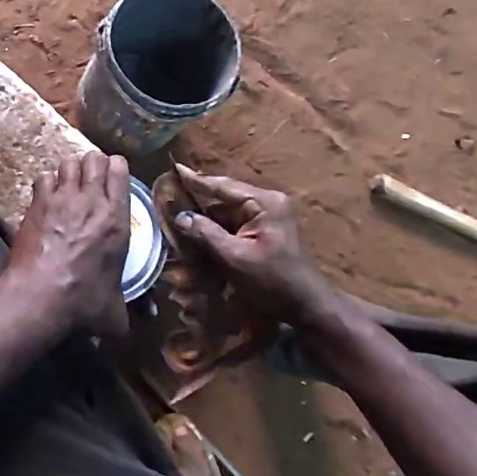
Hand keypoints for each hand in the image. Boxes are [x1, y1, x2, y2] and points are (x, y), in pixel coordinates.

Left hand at [6, 151, 131, 338]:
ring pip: (69, 163)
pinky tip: (46, 196)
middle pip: (94, 159)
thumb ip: (126, 313)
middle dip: (93, 164)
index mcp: (117, 219)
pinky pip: (44, 177)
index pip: (120, 171)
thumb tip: (135, 326)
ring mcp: (63, 199)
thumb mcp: (114, 310)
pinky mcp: (38, 204)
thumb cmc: (84, 300)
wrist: (42, 295)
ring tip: (68, 183)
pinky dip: (46, 183)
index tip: (113, 174)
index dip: (116, 167)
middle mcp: (92, 201)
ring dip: (70, 170)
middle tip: (90, 178)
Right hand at [171, 165, 342, 329]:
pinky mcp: (265, 233)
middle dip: (198, 210)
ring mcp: (268, 218)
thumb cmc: (274, 282)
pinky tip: (198, 243)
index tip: (175, 168)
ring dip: (206, 226)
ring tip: (178, 228)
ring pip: (226, 216)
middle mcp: (268, 203)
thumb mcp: (236, 258)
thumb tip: (180, 216)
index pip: (224, 186)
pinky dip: (218, 236)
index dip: (196, 180)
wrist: (307, 306)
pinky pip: (234, 228)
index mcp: (265, 202)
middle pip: (224, 201)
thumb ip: (207, 234)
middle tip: (169, 208)